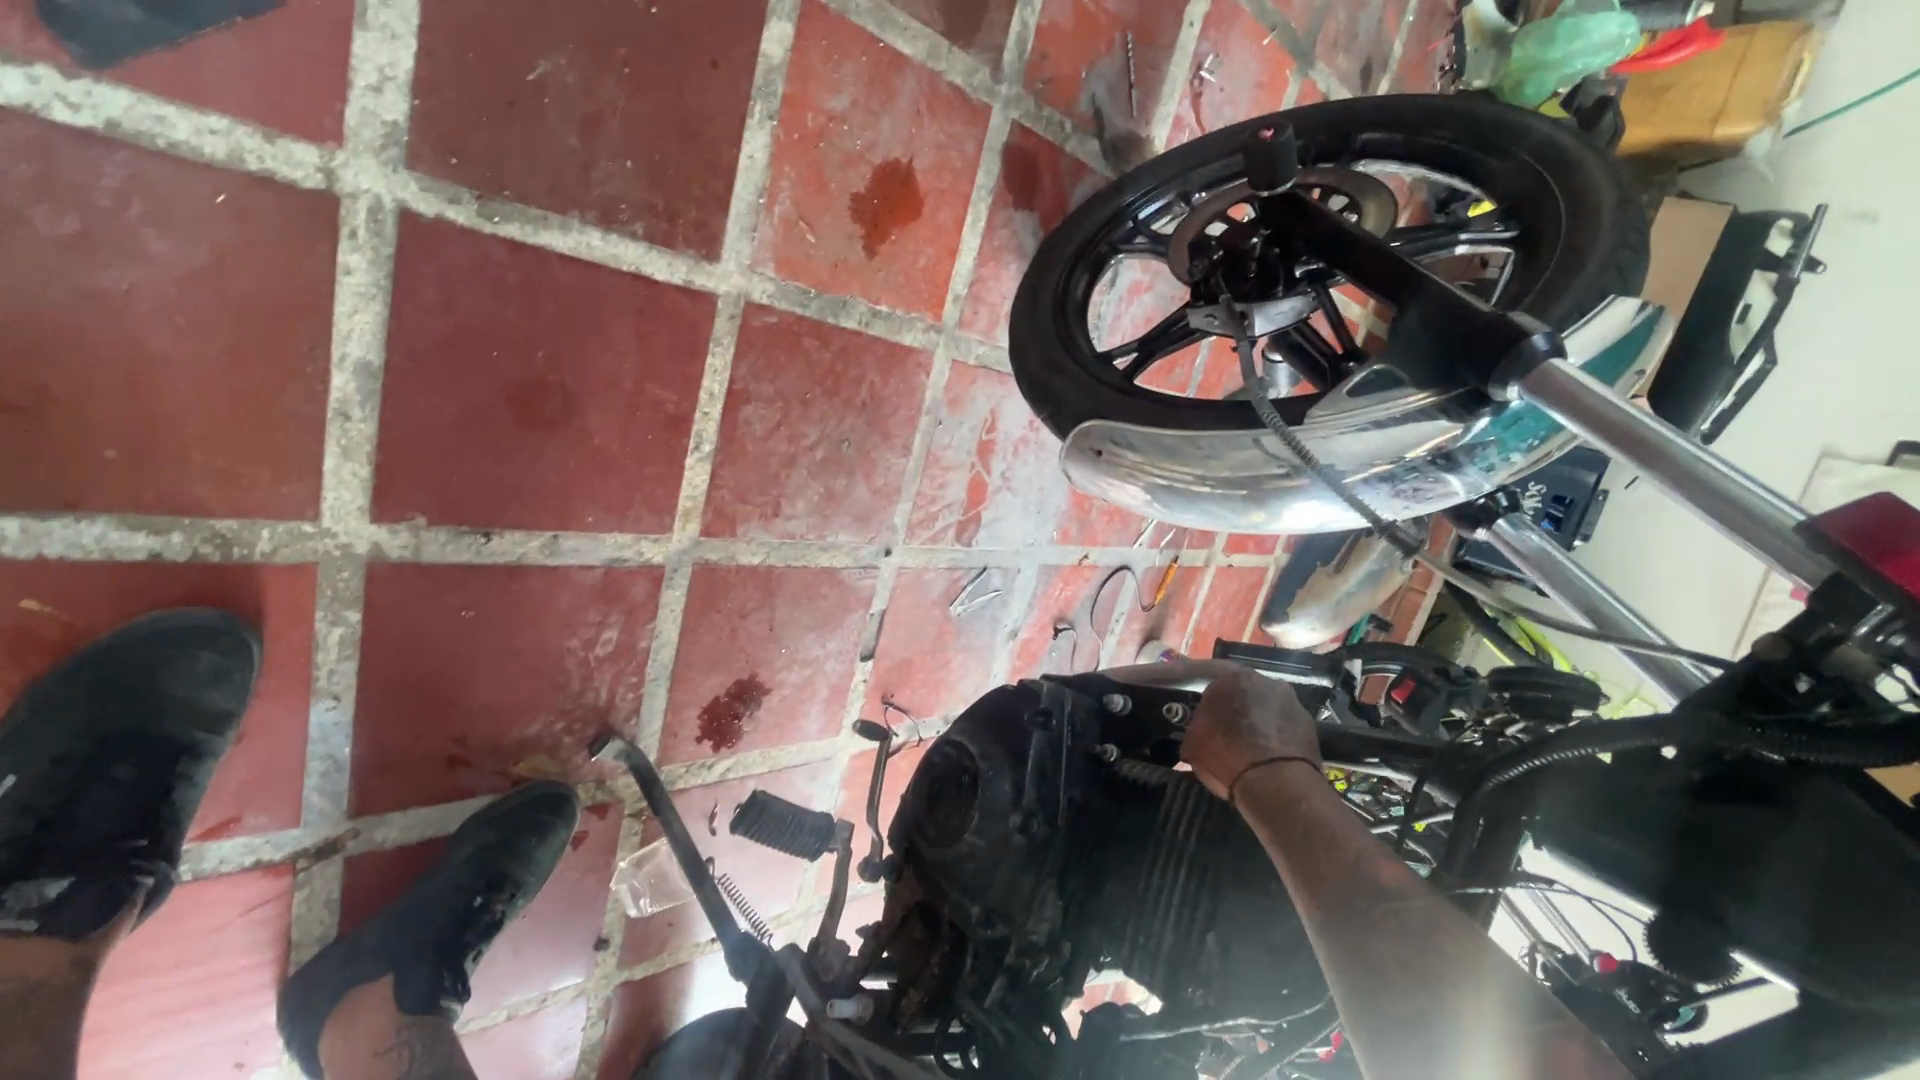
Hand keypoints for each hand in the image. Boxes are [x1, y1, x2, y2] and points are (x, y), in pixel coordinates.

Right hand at [1181, 666, 1319, 798]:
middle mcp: (1265, 681)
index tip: (1179, 689)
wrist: (1276, 782)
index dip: (1189, 681)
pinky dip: (1270, 737)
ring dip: (1252, 721)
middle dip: (1228, 704)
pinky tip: (1261, 755)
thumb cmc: (1227, 754)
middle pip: (1240, 690)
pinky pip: (1281, 727)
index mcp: (1233, 677)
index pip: (1206, 672)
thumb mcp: (1193, 742)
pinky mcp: (1308, 726)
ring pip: (1263, 708)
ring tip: (1240, 742)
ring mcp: (1291, 703)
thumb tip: (1201, 731)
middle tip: (1215, 722)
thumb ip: (1197, 726)